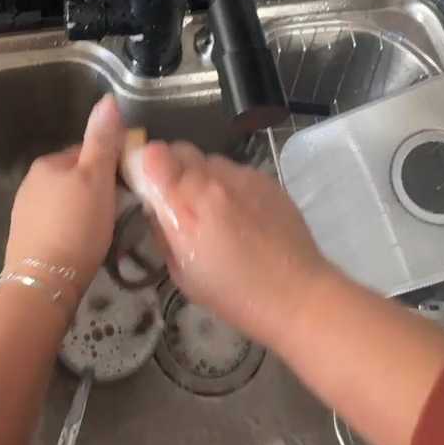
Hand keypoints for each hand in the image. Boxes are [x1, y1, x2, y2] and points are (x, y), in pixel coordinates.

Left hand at [4, 95, 125, 293]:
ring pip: (69, 202)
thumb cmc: (76, 227)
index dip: (113, 167)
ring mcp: (25, 212)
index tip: (130, 187)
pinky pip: (58, 225)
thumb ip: (103, 140)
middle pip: (78, 178)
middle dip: (101, 192)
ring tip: (106, 232)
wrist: (43, 285)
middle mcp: (32, 182)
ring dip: (88, 212)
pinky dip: (73, 231)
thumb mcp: (97, 179)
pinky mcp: (26, 239)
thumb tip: (108, 99)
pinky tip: (84, 247)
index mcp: (48, 163)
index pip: (89, 153)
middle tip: (121, 213)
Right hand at [130, 140, 336, 346]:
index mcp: (184, 205)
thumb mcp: (182, 273)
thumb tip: (156, 207)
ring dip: (203, 177)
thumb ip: (163, 232)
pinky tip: (243, 214)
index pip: (153, 154)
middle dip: (173, 168)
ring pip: (209, 160)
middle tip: (181, 199)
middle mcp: (211, 181)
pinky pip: (235, 171)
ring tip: (216, 210)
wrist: (296, 294)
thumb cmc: (233, 294)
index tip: (150, 183)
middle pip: (179, 150)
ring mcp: (241, 175)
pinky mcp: (264, 177)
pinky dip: (230, 185)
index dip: (147, 164)